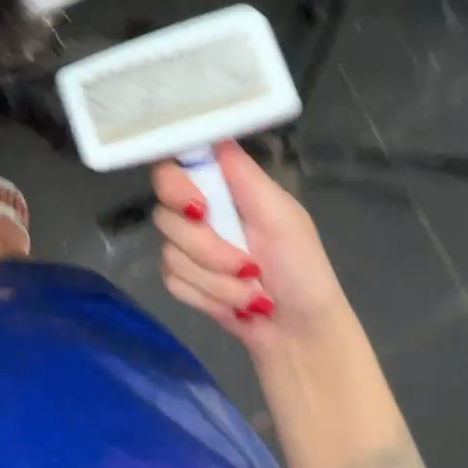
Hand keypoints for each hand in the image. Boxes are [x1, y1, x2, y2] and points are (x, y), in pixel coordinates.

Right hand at [152, 142, 360, 356]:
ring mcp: (188, 248)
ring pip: (170, 253)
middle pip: (164, 215)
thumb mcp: (282, 216)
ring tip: (252, 292)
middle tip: (246, 264)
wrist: (301, 335)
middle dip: (207, 248)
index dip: (175, 186)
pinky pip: (172, 281)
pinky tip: (234, 305)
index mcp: (224, 190)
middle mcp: (200, 213)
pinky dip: (207, 297)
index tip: (199, 209)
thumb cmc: (303, 270)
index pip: (173, 168)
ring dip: (216, 280)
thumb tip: (212, 132)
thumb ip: (243, 175)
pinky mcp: (182, 280)